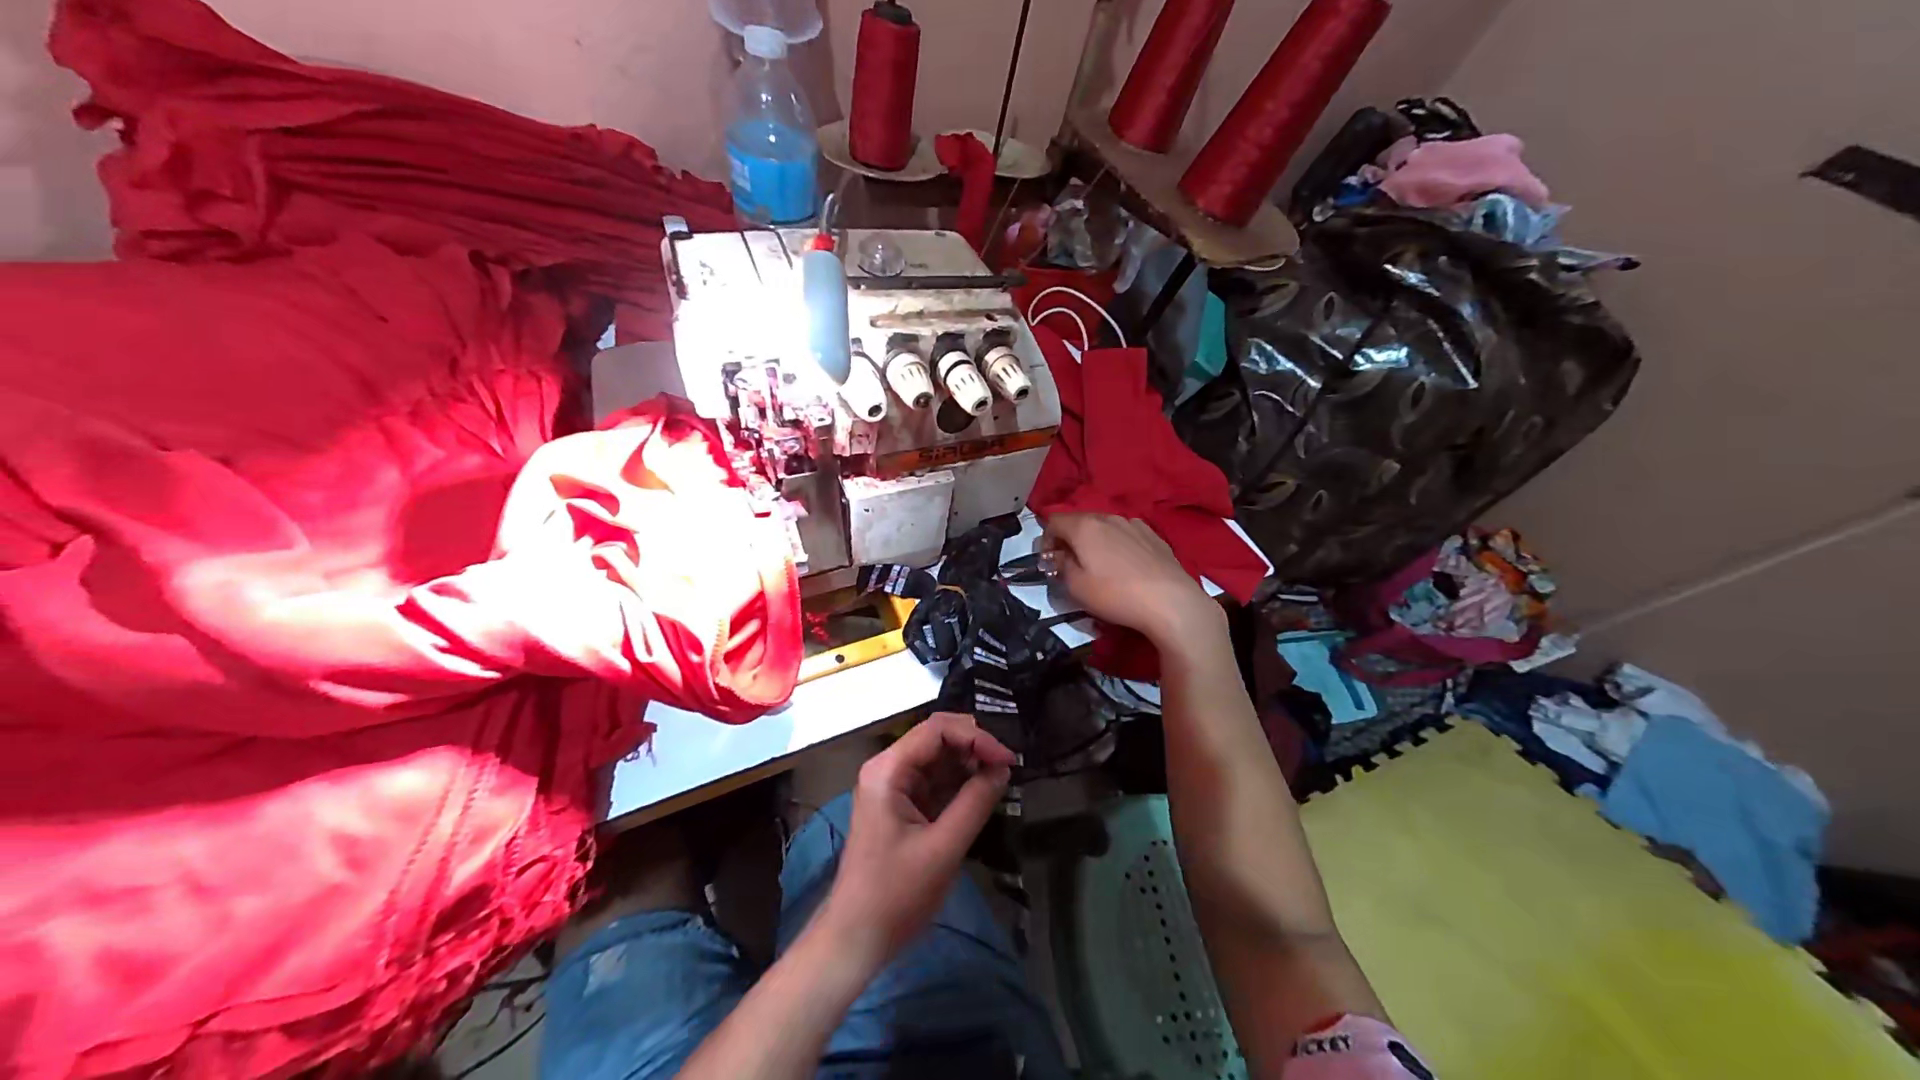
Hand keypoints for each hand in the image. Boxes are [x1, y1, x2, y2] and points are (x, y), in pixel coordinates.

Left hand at [818, 713, 1014, 967]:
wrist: (856, 938)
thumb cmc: (896, 894)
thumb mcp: (944, 848)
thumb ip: (975, 802)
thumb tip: (1003, 770)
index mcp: (888, 770)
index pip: (937, 730)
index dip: (977, 737)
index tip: (1008, 760)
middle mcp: (888, 769)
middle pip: (937, 739)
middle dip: (975, 748)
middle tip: (1009, 768)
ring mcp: (893, 788)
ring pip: (938, 760)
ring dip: (970, 765)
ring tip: (1002, 779)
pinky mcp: (901, 807)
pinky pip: (935, 782)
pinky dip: (960, 784)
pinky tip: (984, 793)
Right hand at [1044, 512, 1225, 648]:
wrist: (1171, 602)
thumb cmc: (1116, 594)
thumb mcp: (1076, 587)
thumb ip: (1060, 566)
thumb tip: (1057, 556)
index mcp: (1084, 526)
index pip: (1053, 521)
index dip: (1046, 541)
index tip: (1050, 563)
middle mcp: (1108, 517)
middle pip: (1079, 521)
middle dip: (1070, 541)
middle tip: (1072, 567)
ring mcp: (1134, 524)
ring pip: (1104, 527)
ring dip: (1095, 542)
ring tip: (1101, 568)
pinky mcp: (1154, 535)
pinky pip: (1126, 534)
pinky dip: (1117, 545)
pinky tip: (1126, 567)